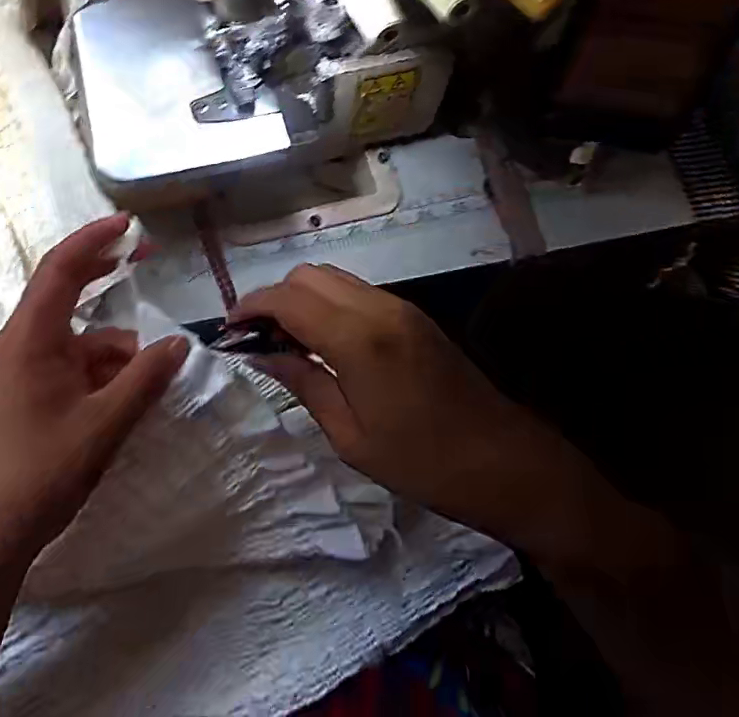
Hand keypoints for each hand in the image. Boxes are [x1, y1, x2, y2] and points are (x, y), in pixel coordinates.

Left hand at [0, 214, 187, 558]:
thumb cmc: (43, 471)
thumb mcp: (106, 423)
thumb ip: (145, 378)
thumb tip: (179, 343)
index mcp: (32, 337)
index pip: (62, 267)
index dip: (95, 239)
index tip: (128, 223)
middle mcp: (22, 342)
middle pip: (64, 289)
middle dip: (104, 273)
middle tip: (143, 258)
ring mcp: (22, 367)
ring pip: (76, 336)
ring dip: (113, 344)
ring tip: (150, 369)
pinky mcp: (26, 391)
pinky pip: (71, 363)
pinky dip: (101, 368)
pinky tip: (127, 394)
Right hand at [235, 264, 645, 565]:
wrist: (508, 463)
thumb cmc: (424, 462)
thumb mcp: (351, 435)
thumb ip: (302, 383)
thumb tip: (259, 355)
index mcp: (358, 337)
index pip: (287, 299)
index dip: (250, 308)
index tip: (229, 332)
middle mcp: (378, 307)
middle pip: (308, 275)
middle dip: (274, 297)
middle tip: (257, 338)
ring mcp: (400, 307)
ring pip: (333, 278)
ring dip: (301, 297)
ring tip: (286, 341)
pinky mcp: (414, 316)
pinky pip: (356, 292)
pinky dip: (328, 304)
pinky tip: (323, 341)